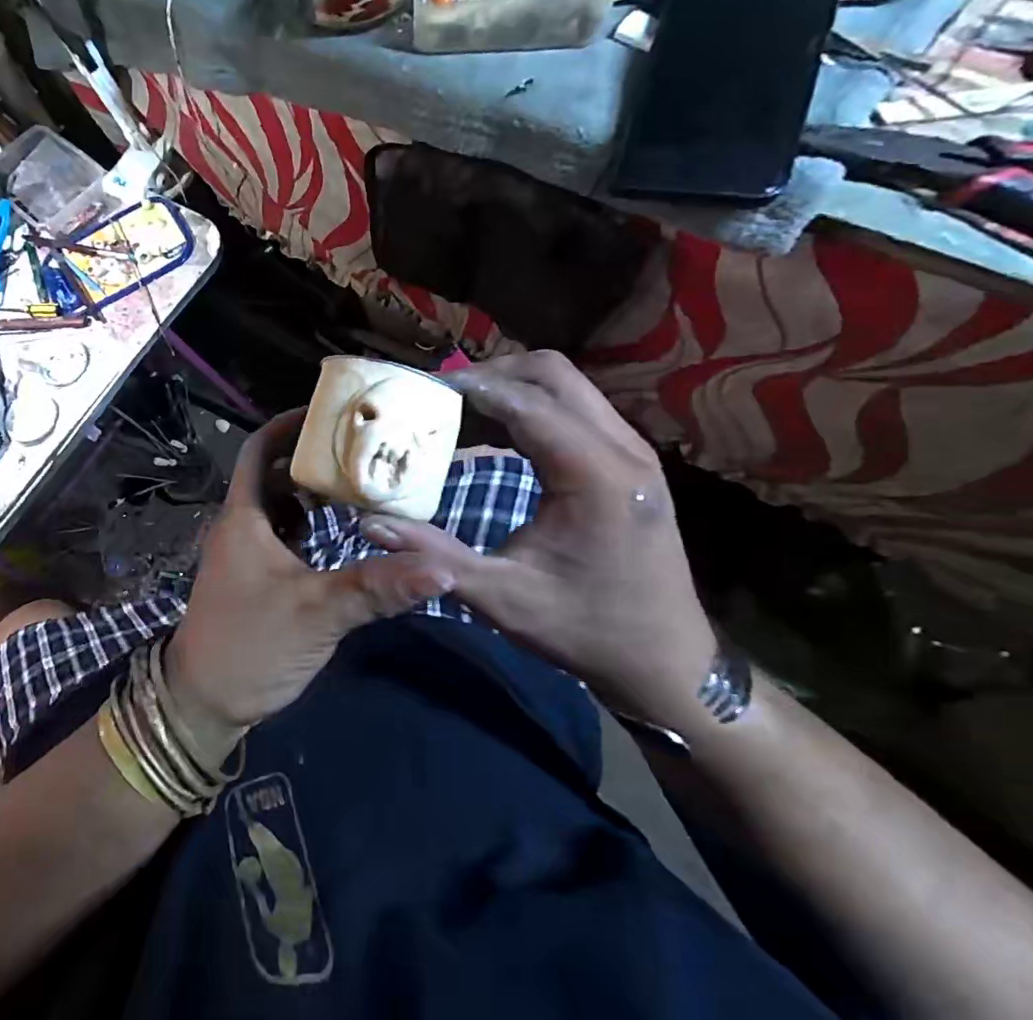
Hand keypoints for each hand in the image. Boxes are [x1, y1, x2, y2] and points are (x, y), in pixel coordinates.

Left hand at [164, 410, 458, 754]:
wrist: (204, 700)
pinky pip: (282, 538)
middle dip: (311, 461)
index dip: (286, 426)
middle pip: (272, 476)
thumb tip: (442, 569)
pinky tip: (341, 536)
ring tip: (360, 488)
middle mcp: (238, 528)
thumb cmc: (250, 645)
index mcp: (242, 519)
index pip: (257, 451)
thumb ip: (376, 588)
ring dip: (311, 496)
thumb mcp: (317, 614)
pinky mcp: (252, 579)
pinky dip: (308, 529)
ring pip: (278, 509)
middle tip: (362, 452)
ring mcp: (243, 555)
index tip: (327, 414)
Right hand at [358, 351, 717, 729]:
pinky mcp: (627, 463)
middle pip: (552, 373)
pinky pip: (574, 410)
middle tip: (436, 397)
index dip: (469, 388)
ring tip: (455, 410)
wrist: (663, 658)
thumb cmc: (583, 628)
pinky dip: (529, 407)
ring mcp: (631, 453)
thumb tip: (369, 524)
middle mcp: (622, 450)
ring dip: (510, 387)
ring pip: (566, 386)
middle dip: (490, 373)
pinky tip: (491, 433)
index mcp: (594, 478)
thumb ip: (433, 555)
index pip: (527, 404)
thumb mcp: (500, 596)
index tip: (418, 388)